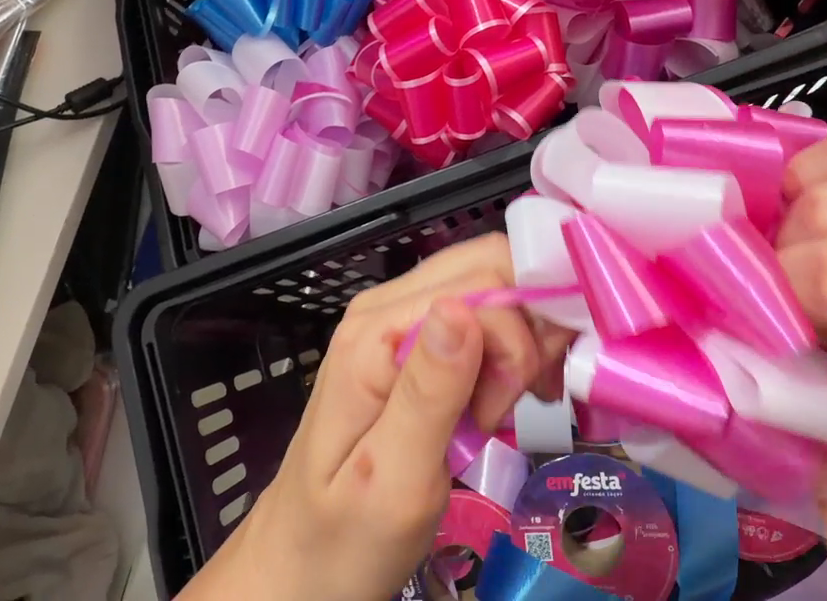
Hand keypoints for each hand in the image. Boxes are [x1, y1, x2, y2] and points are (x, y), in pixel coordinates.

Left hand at [183, 235, 573, 600]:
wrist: (301, 558)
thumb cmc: (346, 535)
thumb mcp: (394, 479)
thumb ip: (429, 393)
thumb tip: (461, 311)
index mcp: (376, 333)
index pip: (480, 283)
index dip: (515, 338)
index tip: (508, 408)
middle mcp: (386, 306)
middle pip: (489, 268)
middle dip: (525, 331)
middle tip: (513, 405)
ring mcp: (397, 319)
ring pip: (491, 288)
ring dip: (518, 345)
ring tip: (499, 412)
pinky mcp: (412, 341)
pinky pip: (480, 316)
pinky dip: (507, 353)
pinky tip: (497, 402)